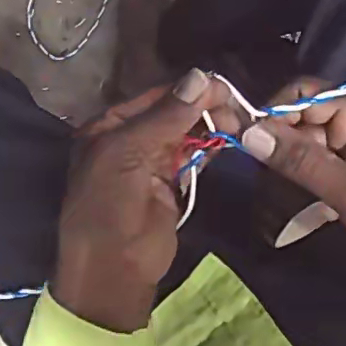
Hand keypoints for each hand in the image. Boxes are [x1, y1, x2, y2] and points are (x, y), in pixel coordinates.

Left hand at [52, 69, 227, 332]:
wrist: (114, 269)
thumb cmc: (109, 207)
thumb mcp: (127, 154)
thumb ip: (165, 117)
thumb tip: (199, 76)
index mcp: (108, 128)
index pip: (152, 98)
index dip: (186, 91)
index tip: (221, 86)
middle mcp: (128, 140)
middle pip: (171, 114)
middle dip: (202, 108)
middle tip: (235, 107)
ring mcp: (150, 163)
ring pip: (185, 133)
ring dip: (210, 125)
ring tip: (237, 122)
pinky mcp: (170, 184)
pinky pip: (193, 156)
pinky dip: (210, 145)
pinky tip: (229, 137)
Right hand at [240, 79, 345, 286]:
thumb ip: (299, 161)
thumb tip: (248, 132)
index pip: (303, 95)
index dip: (269, 114)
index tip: (240, 141)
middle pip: (301, 117)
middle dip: (275, 145)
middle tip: (256, 178)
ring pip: (305, 141)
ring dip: (286, 166)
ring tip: (273, 196)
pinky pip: (318, 160)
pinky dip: (302, 177)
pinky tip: (291, 201)